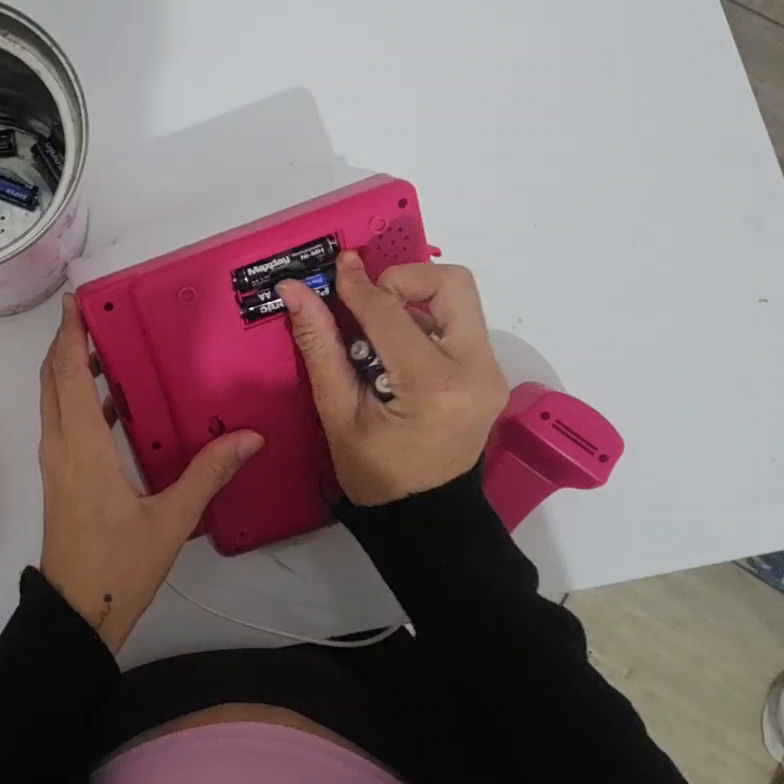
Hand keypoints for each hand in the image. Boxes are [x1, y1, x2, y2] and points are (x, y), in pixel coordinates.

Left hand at [38, 293, 262, 651]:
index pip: (70, 375)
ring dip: (70, 369)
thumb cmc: (119, 565)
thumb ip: (208, 475)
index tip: (73, 301)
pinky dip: (78, 400)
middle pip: (53, 380)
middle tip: (90, 313)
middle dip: (66, 342)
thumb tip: (249, 437)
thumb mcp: (170, 520)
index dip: (69, 335)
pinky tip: (113, 403)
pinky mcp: (60, 477)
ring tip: (102, 347)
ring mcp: (56, 462)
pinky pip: (62, 422)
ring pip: (54, 400)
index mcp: (83, 447)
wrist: (76, 612)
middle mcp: (61, 446)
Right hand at [277, 256, 508, 506]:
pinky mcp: (487, 371)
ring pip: (458, 298)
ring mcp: (489, 370)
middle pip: (450, 284)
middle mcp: (476, 370)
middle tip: (366, 302)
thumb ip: (319, 345)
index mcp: (434, 386)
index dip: (356, 285)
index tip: (333, 268)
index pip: (392, 313)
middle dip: (402, 279)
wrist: (424, 515)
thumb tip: (294, 290)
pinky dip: (422, 318)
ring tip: (375, 331)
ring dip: (412, 298)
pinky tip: (393, 346)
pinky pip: (458, 321)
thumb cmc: (374, 472)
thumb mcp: (337, 411)